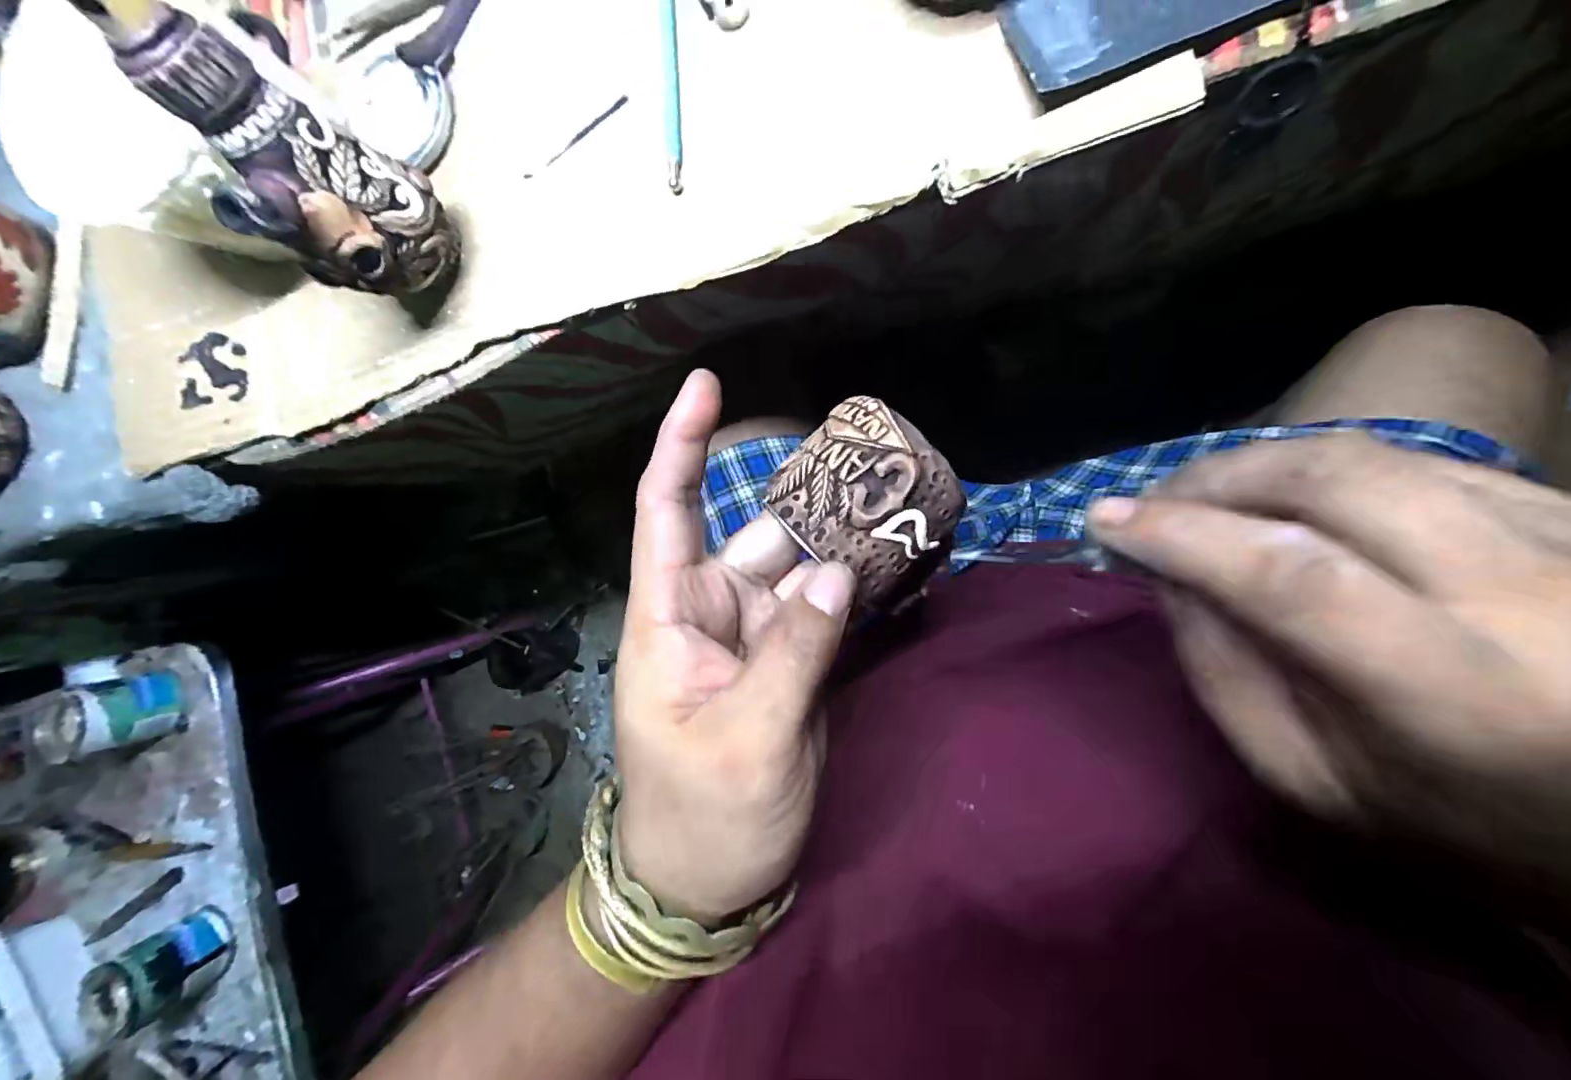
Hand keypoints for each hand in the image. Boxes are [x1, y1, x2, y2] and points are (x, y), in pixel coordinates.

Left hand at [612, 371, 856, 923]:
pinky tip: (897, 561)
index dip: (681, 443)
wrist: (703, 883)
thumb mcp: (747, 741)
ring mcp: (751, 637)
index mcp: (669, 618)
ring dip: (845, 541)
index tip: (706, 382)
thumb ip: (795, 654)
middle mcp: (709, 612)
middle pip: (756, 534)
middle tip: (877, 462)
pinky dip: (854, 588)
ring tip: (904, 505)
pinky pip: (821, 611)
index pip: (666, 510)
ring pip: (798, 569)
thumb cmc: (702, 818)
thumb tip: (838, 571)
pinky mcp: (785, 663)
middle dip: (809, 500)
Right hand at [1088, 434, 1570, 991]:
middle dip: (1216, 476)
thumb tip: (1167, 570)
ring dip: (1262, 464)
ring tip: (1204, 496)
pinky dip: (1326, 475)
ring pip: (1378, 456)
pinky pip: (1420, 465)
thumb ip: (1221, 668)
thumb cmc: (1459, 829)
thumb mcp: (1304, 775)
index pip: (1293, 575)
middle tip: (1151, 497)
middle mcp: (1545, 600)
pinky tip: (1292, 507)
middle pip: (1339, 481)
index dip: (1182, 534)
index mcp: (1465, 698)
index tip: (1105, 519)